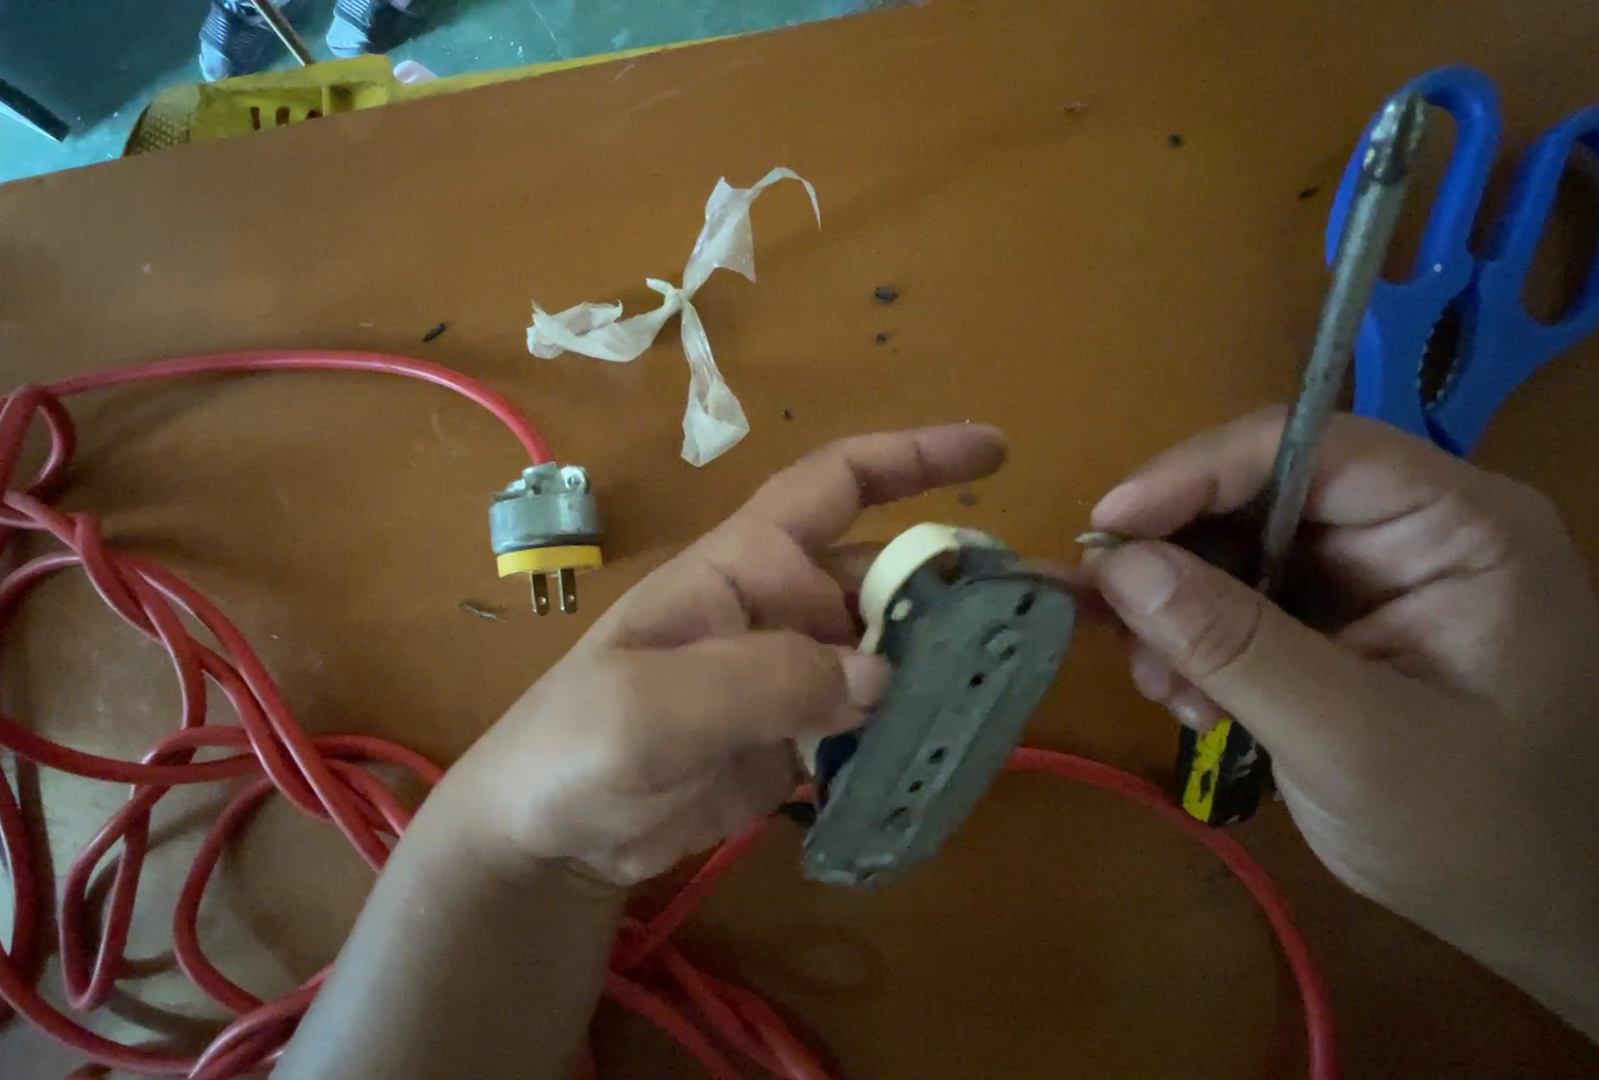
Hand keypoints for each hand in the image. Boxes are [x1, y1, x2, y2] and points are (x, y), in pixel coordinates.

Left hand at [443, 425, 1006, 886]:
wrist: (552, 829)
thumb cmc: (577, 742)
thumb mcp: (651, 707)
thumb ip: (760, 682)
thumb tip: (877, 678)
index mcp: (744, 566)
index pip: (834, 487)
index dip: (912, 457)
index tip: (995, 452)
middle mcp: (779, 608)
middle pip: (884, 580)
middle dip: (959, 589)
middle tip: (1046, 615)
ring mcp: (791, 675)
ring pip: (888, 653)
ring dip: (948, 665)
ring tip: (1019, 687)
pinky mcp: (798, 737)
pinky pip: (872, 721)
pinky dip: (915, 729)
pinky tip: (959, 748)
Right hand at [1082, 408, 1598, 949]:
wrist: (1537, 910)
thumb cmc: (1482, 829)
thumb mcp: (1349, 738)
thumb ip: (1233, 645)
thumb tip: (1117, 566)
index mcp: (1451, 524)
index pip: (1301, 448)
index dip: (1191, 475)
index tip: (1103, 534)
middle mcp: (1397, 529)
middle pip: (1242, 497)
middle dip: (1169, 563)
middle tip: (1109, 624)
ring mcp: (1355, 574)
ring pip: (1216, 552)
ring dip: (1170, 618)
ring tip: (1167, 692)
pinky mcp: (1316, 618)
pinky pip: (1219, 602)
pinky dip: (1186, 648)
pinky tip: (1193, 705)